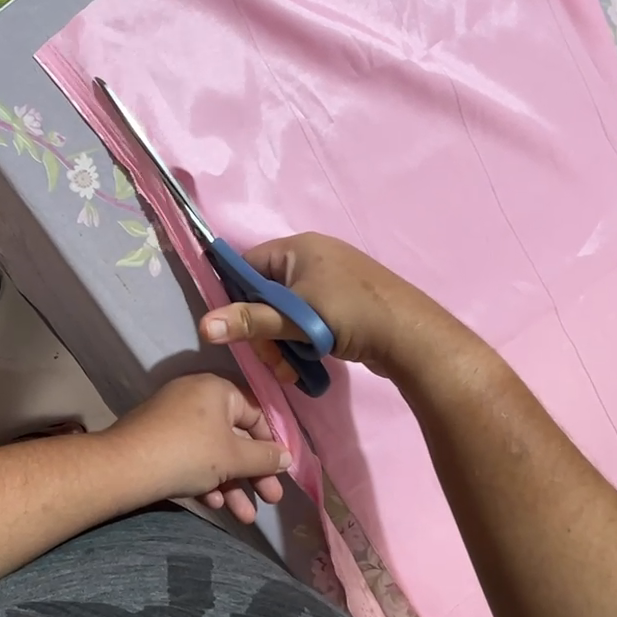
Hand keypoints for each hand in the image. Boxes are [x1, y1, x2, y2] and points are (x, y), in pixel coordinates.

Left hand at [101, 374, 289, 521]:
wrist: (125, 468)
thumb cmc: (188, 453)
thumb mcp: (233, 457)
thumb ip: (265, 457)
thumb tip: (287, 456)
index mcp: (216, 390)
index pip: (256, 414)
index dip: (272, 444)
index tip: (282, 471)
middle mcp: (195, 398)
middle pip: (235, 437)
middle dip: (254, 473)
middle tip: (271, 500)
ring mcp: (174, 420)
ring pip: (213, 453)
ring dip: (232, 485)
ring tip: (245, 517)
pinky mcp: (159, 442)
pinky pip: (191, 458)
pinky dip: (205, 480)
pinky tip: (215, 505)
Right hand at [198, 233, 434, 380]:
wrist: (412, 337)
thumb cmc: (351, 315)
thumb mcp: (296, 318)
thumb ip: (250, 321)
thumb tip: (204, 326)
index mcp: (298, 248)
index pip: (247, 266)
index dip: (237, 298)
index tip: (240, 329)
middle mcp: (312, 257)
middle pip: (265, 294)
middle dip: (264, 331)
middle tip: (273, 360)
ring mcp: (329, 280)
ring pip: (285, 312)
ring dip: (282, 343)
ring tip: (292, 368)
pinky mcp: (342, 303)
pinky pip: (306, 319)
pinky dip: (302, 341)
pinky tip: (308, 362)